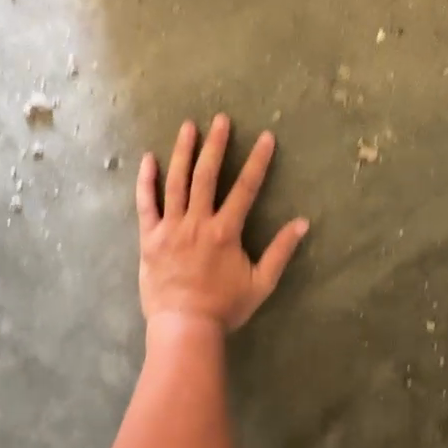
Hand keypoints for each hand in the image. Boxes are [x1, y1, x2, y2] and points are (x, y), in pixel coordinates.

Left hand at [136, 114, 308, 334]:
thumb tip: (302, 223)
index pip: (246, 188)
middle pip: (207, 176)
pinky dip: (147, 181)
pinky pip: (146, 204)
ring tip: (188, 127)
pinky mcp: (149, 238)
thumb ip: (281, 251)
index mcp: (225, 231)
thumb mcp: (261, 282)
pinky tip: (149, 160)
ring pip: (176, 183)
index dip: (258, 161)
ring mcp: (170, 228)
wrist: (184, 328)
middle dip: (216, 145)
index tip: (266, 137)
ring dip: (183, 152)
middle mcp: (197, 223)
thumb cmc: (225, 307)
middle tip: (221, 119)